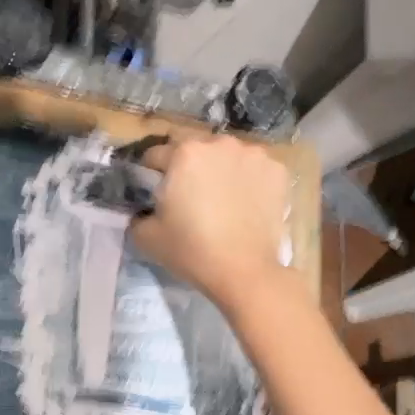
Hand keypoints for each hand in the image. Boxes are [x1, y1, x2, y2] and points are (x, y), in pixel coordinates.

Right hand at [132, 135, 296, 309]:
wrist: (245, 271)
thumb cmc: (192, 251)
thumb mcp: (147, 238)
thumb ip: (137, 217)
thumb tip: (142, 212)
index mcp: (184, 153)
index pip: (156, 155)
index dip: (151, 174)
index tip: (154, 192)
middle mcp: (219, 143)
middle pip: (195, 150)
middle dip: (188, 168)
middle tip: (190, 197)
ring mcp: (253, 154)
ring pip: (227, 156)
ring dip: (220, 169)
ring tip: (222, 199)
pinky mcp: (278, 170)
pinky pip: (254, 169)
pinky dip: (248, 180)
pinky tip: (246, 204)